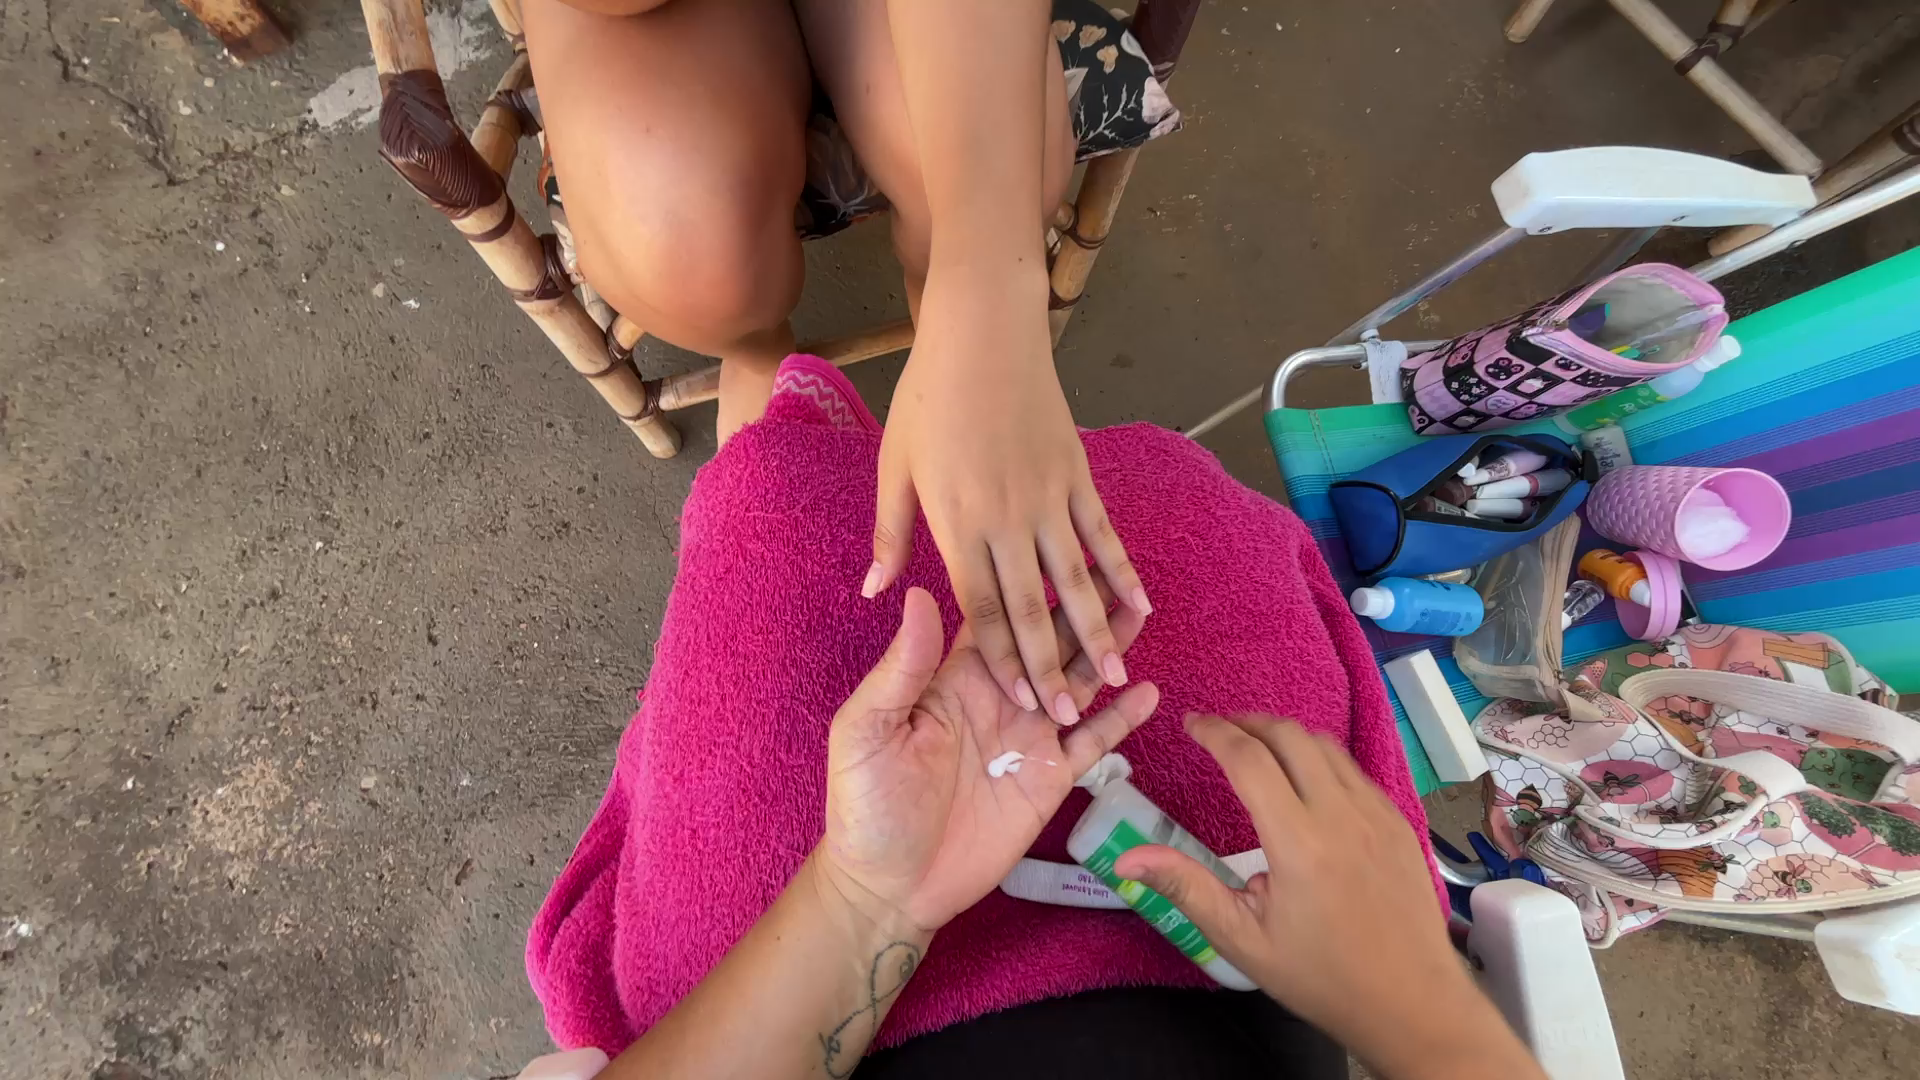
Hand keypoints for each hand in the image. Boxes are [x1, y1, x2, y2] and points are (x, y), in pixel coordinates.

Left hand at [816, 584, 1159, 933]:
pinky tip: (1147, 692)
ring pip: (1078, 681)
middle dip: (1082, 608)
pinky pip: (1092, 742)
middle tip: (1119, 572)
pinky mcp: (1050, 777)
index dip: (1028, 585)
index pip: (1000, 617)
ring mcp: (1029, 735)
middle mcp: (1002, 694)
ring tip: (1140, 615)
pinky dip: (1121, 719)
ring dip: (1107, 650)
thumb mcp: (870, 727)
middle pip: (1050, 640)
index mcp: (958, 676)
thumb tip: (920, 595)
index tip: (1055, 547)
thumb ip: (903, 666)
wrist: (890, 882)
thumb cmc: (867, 801)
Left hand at [865, 265, 1148, 726]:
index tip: (1018, 701)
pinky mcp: (1079, 476)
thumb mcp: (893, 466)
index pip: (981, 607)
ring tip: (1114, 675)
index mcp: (957, 523)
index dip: (1000, 658)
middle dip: (1049, 665)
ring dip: (1096, 631)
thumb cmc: (928, 400)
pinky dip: (1124, 570)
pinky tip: (1141, 605)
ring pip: (1077, 579)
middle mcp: (1007, 520)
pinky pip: (1105, 534)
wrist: (982, 332)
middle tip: (1067, 714)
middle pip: (1032, 606)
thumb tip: (874, 592)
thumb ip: (889, 534)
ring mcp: (1049, 498)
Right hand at [1113, 714, 1543, 1079]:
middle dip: (1246, 721)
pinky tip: (1302, 779)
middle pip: (1288, 735)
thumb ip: (1185, 886)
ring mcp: (1377, 814)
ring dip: (1282, 734)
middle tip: (1217, 730)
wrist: (1418, 1011)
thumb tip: (1125, 858)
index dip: (1214, 731)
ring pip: (1323, 744)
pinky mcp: (1398, 822)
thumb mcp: (1242, 939)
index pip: (1249, 759)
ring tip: (1254, 745)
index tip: (1190, 723)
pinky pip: (1352, 767)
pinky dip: (1317, 756)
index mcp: (1299, 842)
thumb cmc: (1322, 976)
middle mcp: (1341, 815)